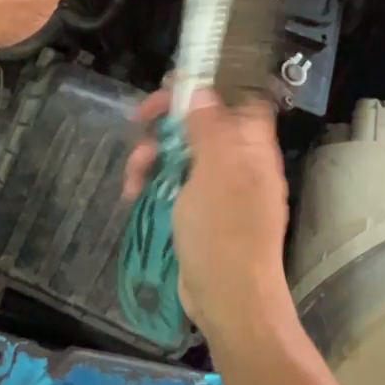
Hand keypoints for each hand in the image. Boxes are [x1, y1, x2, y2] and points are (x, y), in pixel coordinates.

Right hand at [123, 88, 291, 337]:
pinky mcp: (201, 213)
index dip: (209, 85)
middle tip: (138, 120)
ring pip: (182, 153)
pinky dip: (154, 184)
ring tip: (133, 174)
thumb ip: (208, 124)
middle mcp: (239, 161)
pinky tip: (134, 194)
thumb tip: (200, 91)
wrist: (229, 300)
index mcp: (251, 144)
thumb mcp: (216, 167)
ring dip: (153, 156)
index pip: (239, 97)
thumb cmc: (225, 230)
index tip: (175, 85)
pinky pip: (176, 184)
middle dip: (167, 122)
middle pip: (202, 122)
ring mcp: (220, 188)